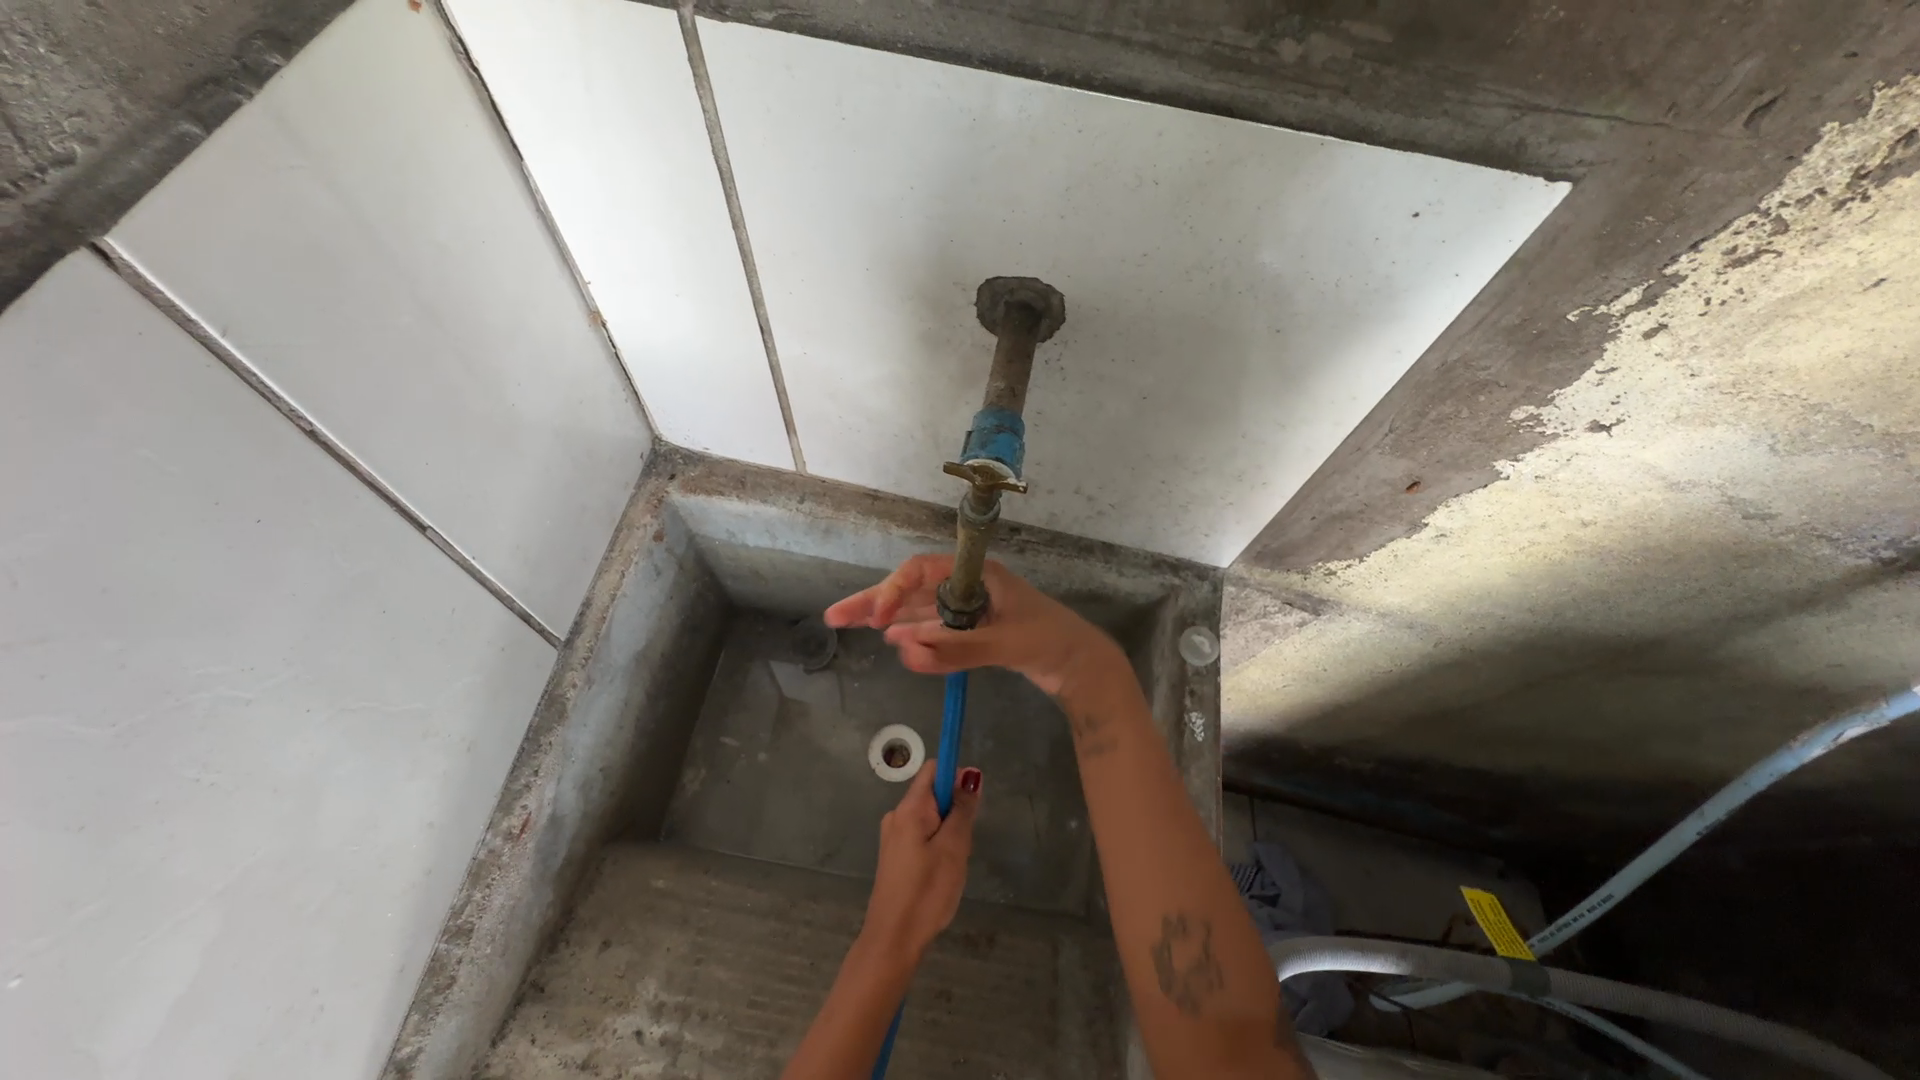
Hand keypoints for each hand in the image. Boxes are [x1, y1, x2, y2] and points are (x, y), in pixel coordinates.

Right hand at [824, 555, 1120, 695]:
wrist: (1083, 667)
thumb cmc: (1051, 641)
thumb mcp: (1005, 642)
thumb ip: (955, 648)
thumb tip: (902, 649)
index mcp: (977, 575)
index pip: (922, 572)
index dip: (894, 591)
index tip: (878, 618)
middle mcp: (968, 588)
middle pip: (913, 591)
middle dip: (875, 603)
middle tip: (835, 617)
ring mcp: (970, 613)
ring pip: (920, 614)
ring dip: (889, 622)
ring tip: (849, 628)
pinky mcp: (974, 636)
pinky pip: (937, 636)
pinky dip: (919, 643)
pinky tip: (898, 648)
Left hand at [862, 758, 981, 959]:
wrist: (893, 940)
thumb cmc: (926, 891)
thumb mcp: (954, 847)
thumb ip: (963, 809)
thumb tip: (970, 773)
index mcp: (908, 809)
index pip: (933, 770)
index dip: (956, 777)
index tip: (973, 802)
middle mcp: (896, 817)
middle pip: (933, 796)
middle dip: (955, 813)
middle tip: (962, 846)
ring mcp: (893, 838)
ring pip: (930, 820)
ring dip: (948, 834)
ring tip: (952, 866)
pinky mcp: (894, 857)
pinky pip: (922, 838)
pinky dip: (937, 848)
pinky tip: (940, 876)